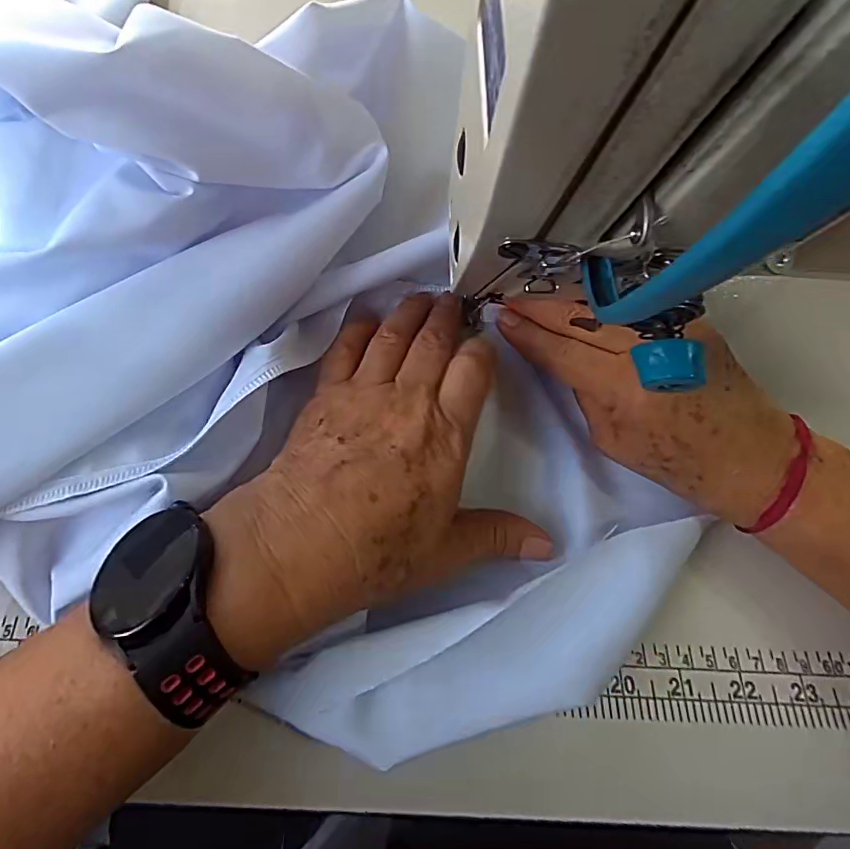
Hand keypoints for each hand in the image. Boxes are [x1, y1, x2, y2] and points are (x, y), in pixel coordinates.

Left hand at [203, 292, 552, 669]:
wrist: (303, 537)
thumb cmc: (378, 549)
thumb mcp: (446, 551)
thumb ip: (496, 536)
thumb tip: (546, 543)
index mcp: (446, 434)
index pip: (473, 371)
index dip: (481, 349)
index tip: (483, 340)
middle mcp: (407, 401)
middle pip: (432, 342)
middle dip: (445, 316)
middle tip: (451, 301)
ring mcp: (362, 393)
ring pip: (391, 337)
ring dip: (407, 313)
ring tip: (418, 298)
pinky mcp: (325, 394)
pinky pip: (344, 349)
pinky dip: (357, 329)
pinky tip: (365, 319)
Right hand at [494, 296, 795, 527]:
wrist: (753, 456)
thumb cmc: (677, 460)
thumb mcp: (610, 438)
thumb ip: (583, 392)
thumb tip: (556, 357)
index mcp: (626, 388)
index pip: (559, 349)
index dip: (526, 332)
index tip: (501, 319)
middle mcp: (650, 350)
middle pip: (577, 317)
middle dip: (538, 308)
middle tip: (509, 301)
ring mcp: (675, 329)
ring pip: (602, 304)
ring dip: (563, 300)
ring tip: (534, 299)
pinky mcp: (692, 320)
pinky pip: (632, 305)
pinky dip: (598, 302)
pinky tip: (576, 302)